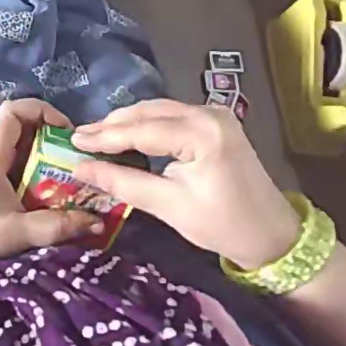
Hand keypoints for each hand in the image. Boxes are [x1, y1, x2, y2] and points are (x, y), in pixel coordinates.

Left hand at [0, 98, 105, 266]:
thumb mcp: (17, 232)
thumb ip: (58, 226)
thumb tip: (96, 223)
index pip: (13, 110)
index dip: (42, 111)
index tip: (66, 132)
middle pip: (19, 124)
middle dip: (50, 135)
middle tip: (74, 157)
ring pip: (16, 144)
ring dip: (42, 154)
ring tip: (67, 174)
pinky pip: (10, 161)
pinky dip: (30, 168)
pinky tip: (46, 190)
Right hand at [69, 100, 300, 269]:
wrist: (273, 234)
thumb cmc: (222, 224)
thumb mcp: (168, 206)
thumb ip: (123, 182)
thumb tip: (80, 168)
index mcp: (201, 134)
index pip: (141, 130)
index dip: (104, 136)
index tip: (72, 142)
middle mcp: (208, 114)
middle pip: (148, 113)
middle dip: (112, 125)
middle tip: (79, 138)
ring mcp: (215, 115)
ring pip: (158, 111)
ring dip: (127, 123)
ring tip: (95, 137)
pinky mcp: (215, 122)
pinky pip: (171, 116)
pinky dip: (145, 125)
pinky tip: (126, 135)